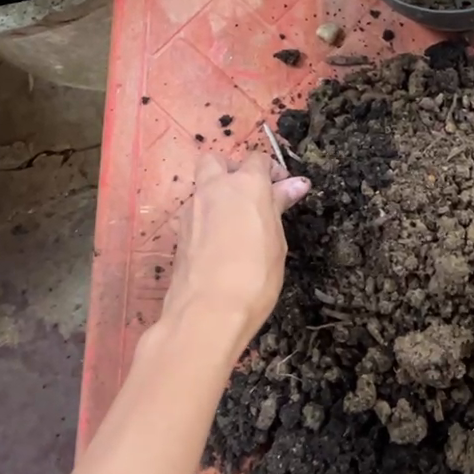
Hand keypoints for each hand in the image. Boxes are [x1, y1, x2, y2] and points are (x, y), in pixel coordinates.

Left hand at [161, 148, 310, 342]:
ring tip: (236, 227)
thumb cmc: (255, 274)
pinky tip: (220, 246)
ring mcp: (191, 211)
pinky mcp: (178, 236)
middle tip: (249, 195)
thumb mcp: (277, 240)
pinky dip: (207, 221)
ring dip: (217, 197)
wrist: (207, 314)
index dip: (272, 172)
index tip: (283, 191)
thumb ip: (279, 207)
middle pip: (216, 161)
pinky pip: (195, 215)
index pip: (258, 160)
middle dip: (231, 170)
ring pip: (203, 189)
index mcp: (246, 184)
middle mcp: (215, 189)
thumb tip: (295, 185)